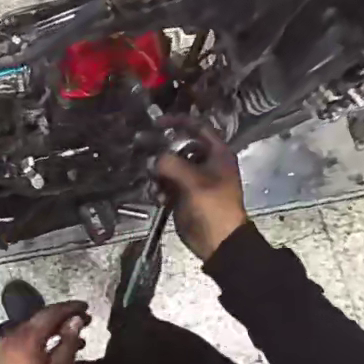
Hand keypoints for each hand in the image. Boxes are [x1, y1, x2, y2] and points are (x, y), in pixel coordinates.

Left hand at [0, 301, 89, 363]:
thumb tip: (76, 320)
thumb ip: (67, 345)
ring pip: (32, 329)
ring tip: (74, 338)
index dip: (70, 308)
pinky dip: (41, 339)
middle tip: (85, 321)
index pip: (51, 313)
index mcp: (26, 338)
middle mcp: (12, 336)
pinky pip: (24, 340)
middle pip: (40, 319)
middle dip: (63, 318)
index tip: (87, 307)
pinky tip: (54, 349)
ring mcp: (4, 347)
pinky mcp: (1, 358)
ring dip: (53, 330)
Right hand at [153, 125, 248, 261]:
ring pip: (170, 165)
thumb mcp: (194, 182)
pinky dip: (160, 188)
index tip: (157, 123)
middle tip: (144, 151)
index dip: (179, 121)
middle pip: (180, 146)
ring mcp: (194, 179)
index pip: (198, 127)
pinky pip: (167, 183)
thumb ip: (172, 164)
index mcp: (217, 154)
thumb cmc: (213, 207)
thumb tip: (154, 159)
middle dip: (162, 151)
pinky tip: (157, 197)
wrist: (219, 242)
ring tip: (154, 184)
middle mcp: (206, 162)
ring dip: (159, 172)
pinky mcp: (183, 194)